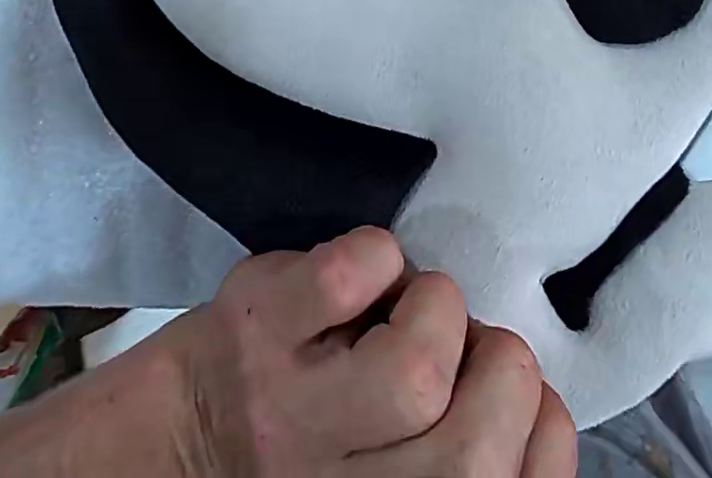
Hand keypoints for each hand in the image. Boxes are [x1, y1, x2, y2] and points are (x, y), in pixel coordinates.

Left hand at [155, 226, 576, 476]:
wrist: (174, 433)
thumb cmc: (304, 445)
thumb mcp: (395, 465)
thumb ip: (459, 437)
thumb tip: (529, 388)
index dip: (537, 420)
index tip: (502, 384)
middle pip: (475, 445)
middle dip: (496, 366)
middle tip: (457, 342)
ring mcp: (296, 415)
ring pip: (415, 368)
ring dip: (434, 307)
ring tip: (405, 305)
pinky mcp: (258, 334)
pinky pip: (350, 274)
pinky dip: (371, 254)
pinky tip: (350, 280)